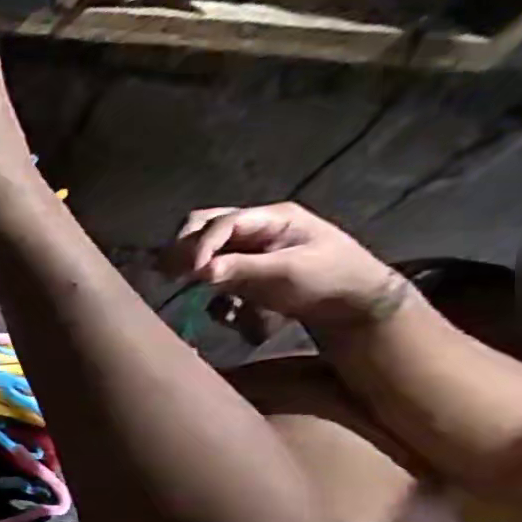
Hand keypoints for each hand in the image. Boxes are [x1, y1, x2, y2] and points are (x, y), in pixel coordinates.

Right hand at [162, 203, 418, 326]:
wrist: (351, 303)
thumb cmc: (329, 279)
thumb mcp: (288, 272)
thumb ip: (242, 268)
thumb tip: (198, 271)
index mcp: (272, 218)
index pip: (222, 222)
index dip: (200, 245)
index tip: (190, 272)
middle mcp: (253, 228)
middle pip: (201, 225)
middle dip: (182, 248)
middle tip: (170, 274)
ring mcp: (244, 248)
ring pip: (198, 246)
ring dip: (184, 263)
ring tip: (178, 282)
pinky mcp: (238, 269)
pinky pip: (206, 269)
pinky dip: (199, 281)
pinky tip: (207, 296)